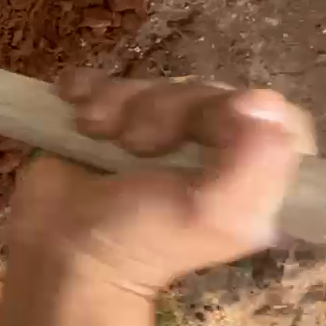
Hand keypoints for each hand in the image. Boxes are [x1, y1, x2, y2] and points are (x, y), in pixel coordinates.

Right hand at [10, 71, 315, 293]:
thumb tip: (258, 99)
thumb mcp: (215, 213)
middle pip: (195, 91)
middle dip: (155, 109)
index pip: (264, 111)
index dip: (226, 110)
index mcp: (249, 168)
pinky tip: (71, 109)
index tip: (190, 134)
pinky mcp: (94, 120)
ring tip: (91, 131)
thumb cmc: (143, 238)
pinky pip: (93, 79)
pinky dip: (80, 87)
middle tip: (133, 146)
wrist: (60, 246)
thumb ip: (253, 161)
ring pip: (141, 83)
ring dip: (110, 101)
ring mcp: (143, 129)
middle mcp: (202, 144)